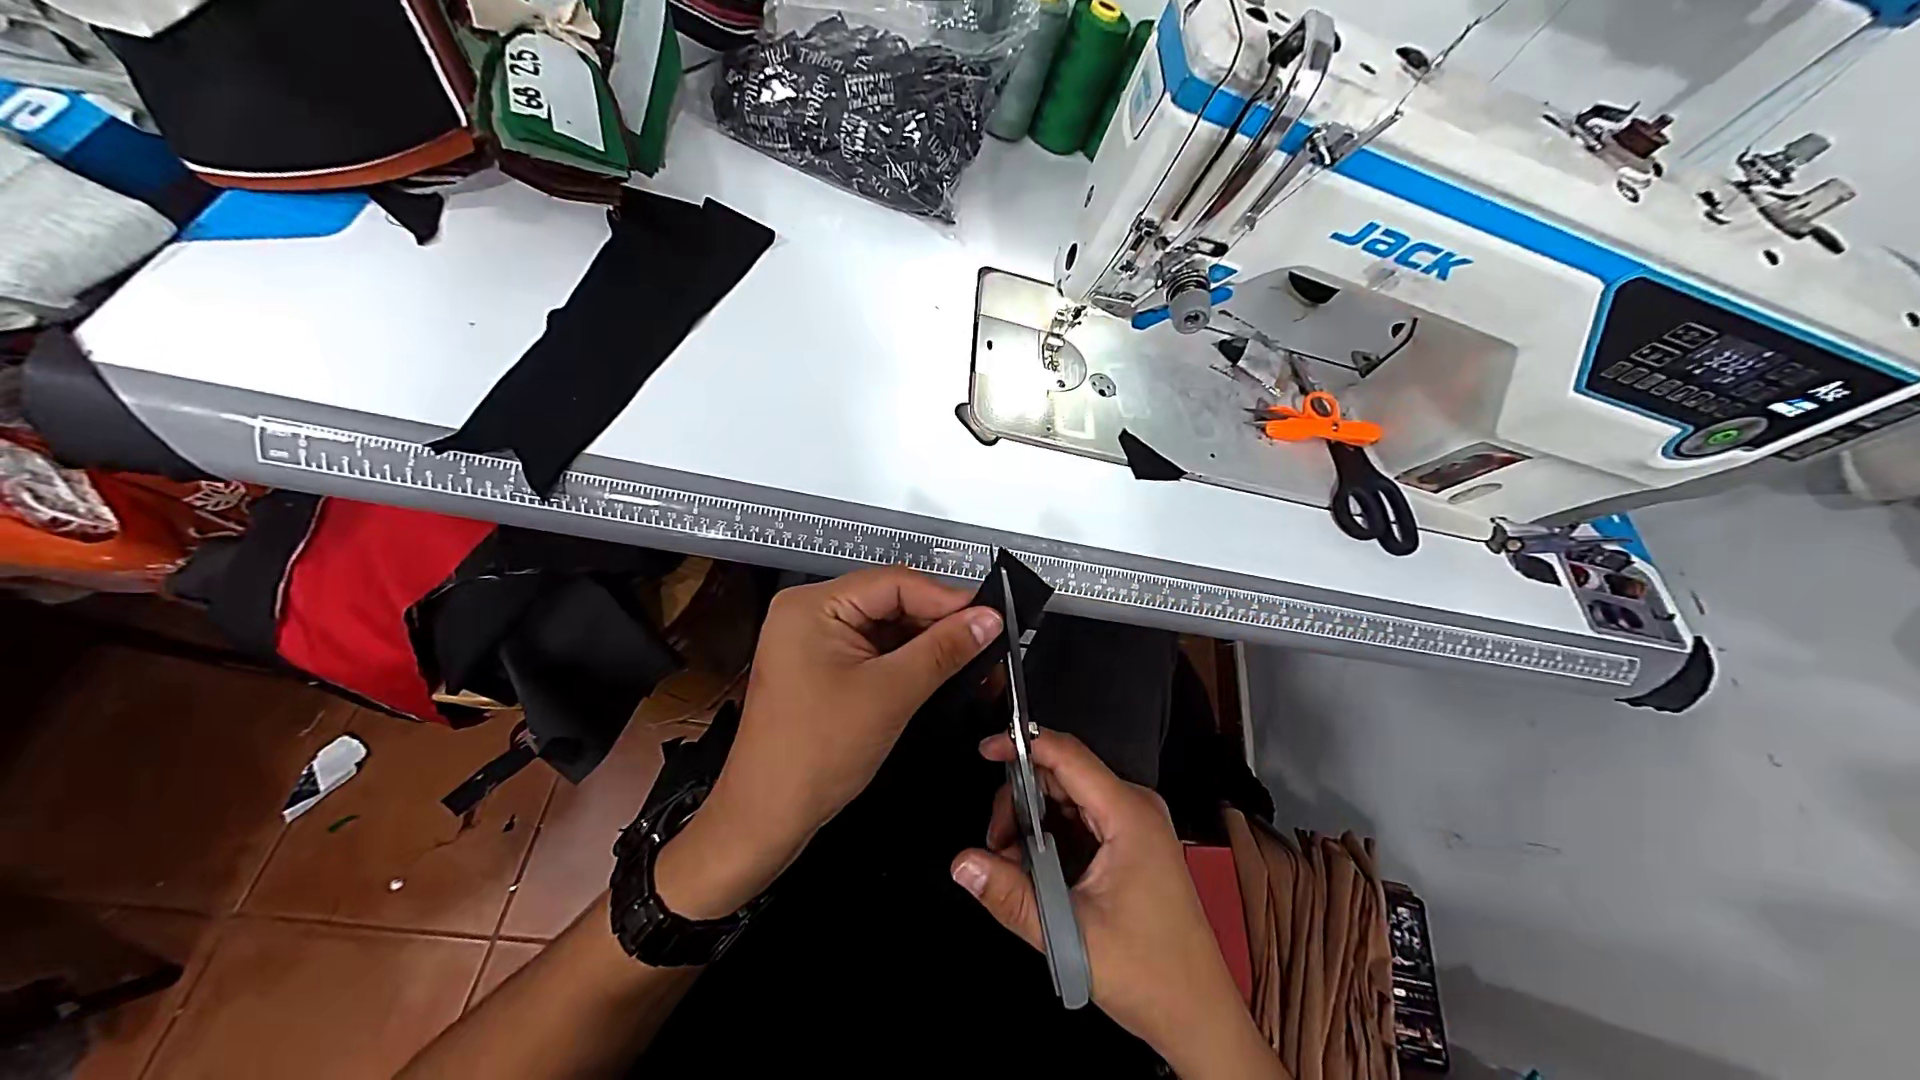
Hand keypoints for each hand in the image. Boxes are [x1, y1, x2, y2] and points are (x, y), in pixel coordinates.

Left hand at [655, 565, 1001, 919]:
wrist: (769, 814)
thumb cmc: (806, 757)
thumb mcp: (891, 694)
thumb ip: (944, 650)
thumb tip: (984, 621)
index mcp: (811, 606)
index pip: (896, 583)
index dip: (947, 600)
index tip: (987, 616)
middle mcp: (809, 614)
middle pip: (894, 601)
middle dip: (941, 624)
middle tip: (985, 641)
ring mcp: (816, 641)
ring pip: (889, 627)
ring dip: (930, 645)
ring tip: (970, 661)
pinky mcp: (826, 665)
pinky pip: (877, 650)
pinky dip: (910, 662)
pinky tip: (940, 673)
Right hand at [951, 732, 1280, 1078]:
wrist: (1197, 1014)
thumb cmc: (1152, 974)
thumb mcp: (1070, 934)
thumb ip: (1010, 895)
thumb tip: (965, 864)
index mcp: (1129, 815)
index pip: (1067, 755)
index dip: (1022, 744)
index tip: (987, 749)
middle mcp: (1135, 808)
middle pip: (1061, 775)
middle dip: (1019, 801)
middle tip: (996, 845)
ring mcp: (1134, 824)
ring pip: (1066, 797)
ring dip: (1032, 822)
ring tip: (1014, 867)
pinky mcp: (1129, 841)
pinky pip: (1079, 818)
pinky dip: (1050, 835)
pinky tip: (1036, 870)